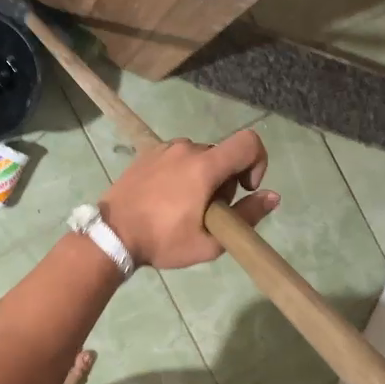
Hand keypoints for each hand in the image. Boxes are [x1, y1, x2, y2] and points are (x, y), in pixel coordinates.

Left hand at [97, 131, 278, 269]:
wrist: (111, 235)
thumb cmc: (162, 241)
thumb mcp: (210, 241)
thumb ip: (246, 216)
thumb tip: (273, 196)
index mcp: (204, 166)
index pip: (249, 142)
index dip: (258, 162)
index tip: (244, 189)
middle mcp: (186, 148)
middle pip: (221, 155)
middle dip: (225, 180)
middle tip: (208, 212)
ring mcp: (163, 149)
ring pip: (198, 157)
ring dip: (202, 177)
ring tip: (185, 208)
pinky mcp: (145, 154)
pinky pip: (176, 158)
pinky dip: (181, 174)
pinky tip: (166, 200)